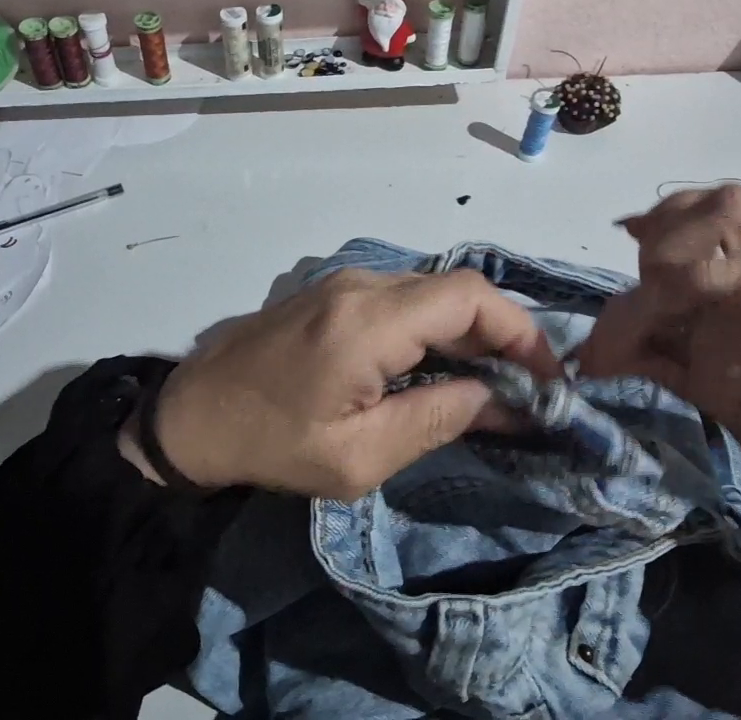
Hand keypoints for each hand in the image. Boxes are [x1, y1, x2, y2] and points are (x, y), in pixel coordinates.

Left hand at [127, 269, 558, 500]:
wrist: (191, 416)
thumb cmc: (272, 444)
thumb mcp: (359, 456)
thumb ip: (438, 418)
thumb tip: (502, 398)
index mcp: (368, 321)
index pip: (469, 298)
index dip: (521, 331)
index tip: (549, 379)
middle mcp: (361, 286)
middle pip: (455, 291)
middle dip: (502, 335)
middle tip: (528, 390)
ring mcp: (343, 284)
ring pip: (431, 293)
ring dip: (470, 333)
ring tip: (494, 385)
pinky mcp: (332, 294)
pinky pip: (402, 300)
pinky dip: (436, 329)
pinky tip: (443, 369)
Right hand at [580, 185, 740, 589]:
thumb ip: (683, 379)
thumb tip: (599, 353)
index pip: (739, 300)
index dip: (658, 319)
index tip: (607, 358)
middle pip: (730, 229)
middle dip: (659, 269)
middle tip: (632, 314)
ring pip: (734, 201)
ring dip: (669, 229)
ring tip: (643, 270)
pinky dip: (691, 217)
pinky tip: (662, 241)